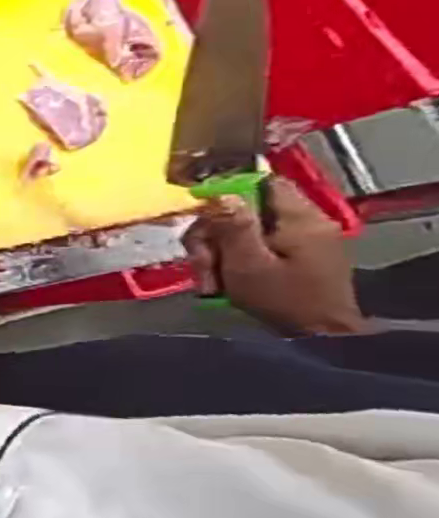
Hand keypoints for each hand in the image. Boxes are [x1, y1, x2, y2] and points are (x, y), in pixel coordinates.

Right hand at [182, 176, 367, 334]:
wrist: (318, 333)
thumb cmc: (281, 298)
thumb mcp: (248, 264)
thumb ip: (235, 228)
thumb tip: (221, 196)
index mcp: (300, 220)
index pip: (265, 184)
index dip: (228, 190)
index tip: (199, 211)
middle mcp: (306, 222)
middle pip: (245, 211)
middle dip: (213, 235)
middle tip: (200, 263)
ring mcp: (303, 239)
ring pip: (244, 230)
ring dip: (217, 252)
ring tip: (210, 280)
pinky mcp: (297, 254)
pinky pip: (255, 244)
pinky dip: (232, 259)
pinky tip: (223, 279)